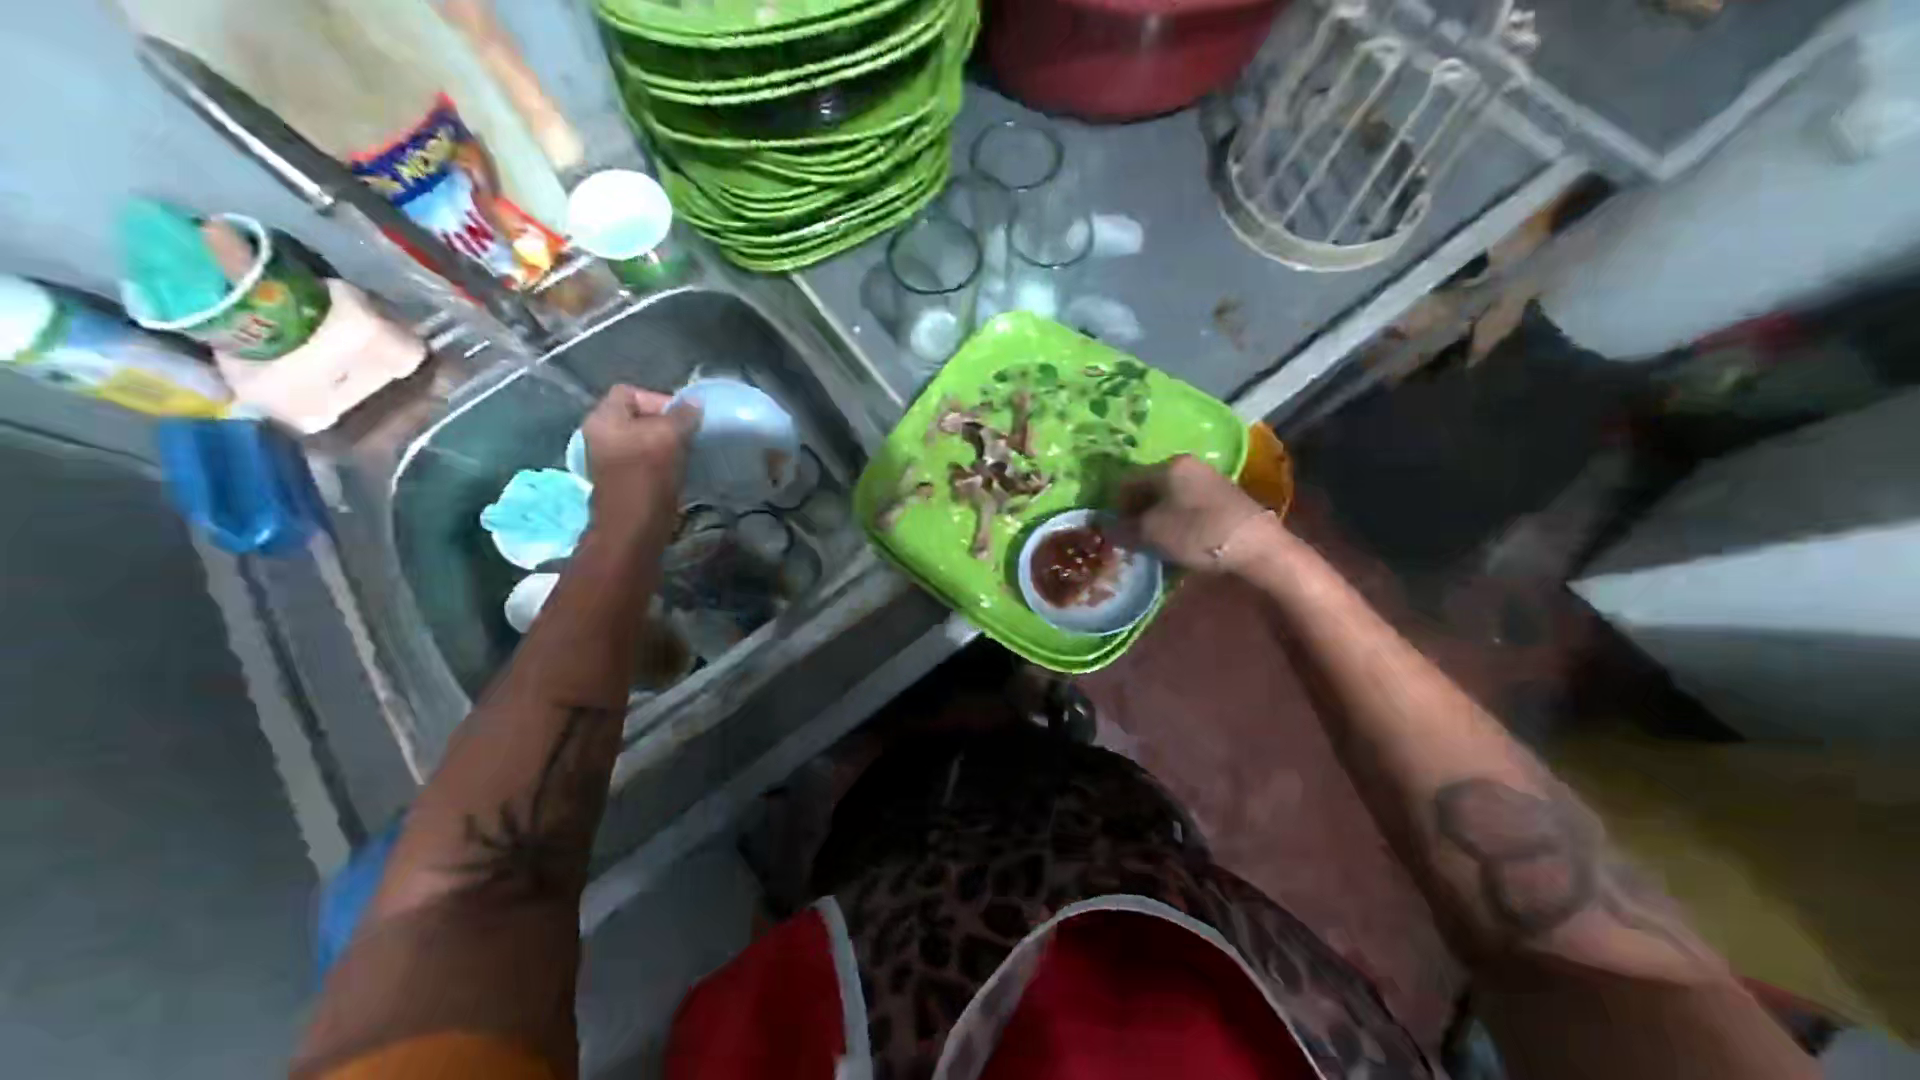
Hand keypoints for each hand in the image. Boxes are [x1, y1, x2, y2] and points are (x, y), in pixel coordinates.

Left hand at [582, 385, 698, 528]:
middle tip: (690, 434)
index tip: (683, 416)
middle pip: (638, 416)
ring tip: (688, 451)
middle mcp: (601, 435)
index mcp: (604, 419)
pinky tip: (680, 469)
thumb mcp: (669, 437)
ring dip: (667, 443)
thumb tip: (694, 404)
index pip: (630, 392)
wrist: (634, 529)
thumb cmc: (647, 476)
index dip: (658, 399)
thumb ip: (682, 415)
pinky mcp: (623, 479)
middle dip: (666, 423)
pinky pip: (645, 459)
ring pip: (644, 439)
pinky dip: (663, 461)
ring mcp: (610, 459)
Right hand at [1115, 454, 1276, 572]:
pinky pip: (1188, 506)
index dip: (1116, 507)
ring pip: (1170, 498)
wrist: (1256, 547)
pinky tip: (1179, 540)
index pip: (1128, 481)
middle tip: (1134, 538)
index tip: (1115, 531)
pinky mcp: (1224, 497)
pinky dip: (1177, 521)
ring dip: (1158, 518)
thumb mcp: (1152, 534)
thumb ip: (1124, 529)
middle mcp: (1188, 464)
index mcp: (1167, 465)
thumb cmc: (1196, 533)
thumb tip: (1106, 529)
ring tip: (1156, 542)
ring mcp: (1208, 479)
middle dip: (1138, 512)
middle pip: (1150, 488)